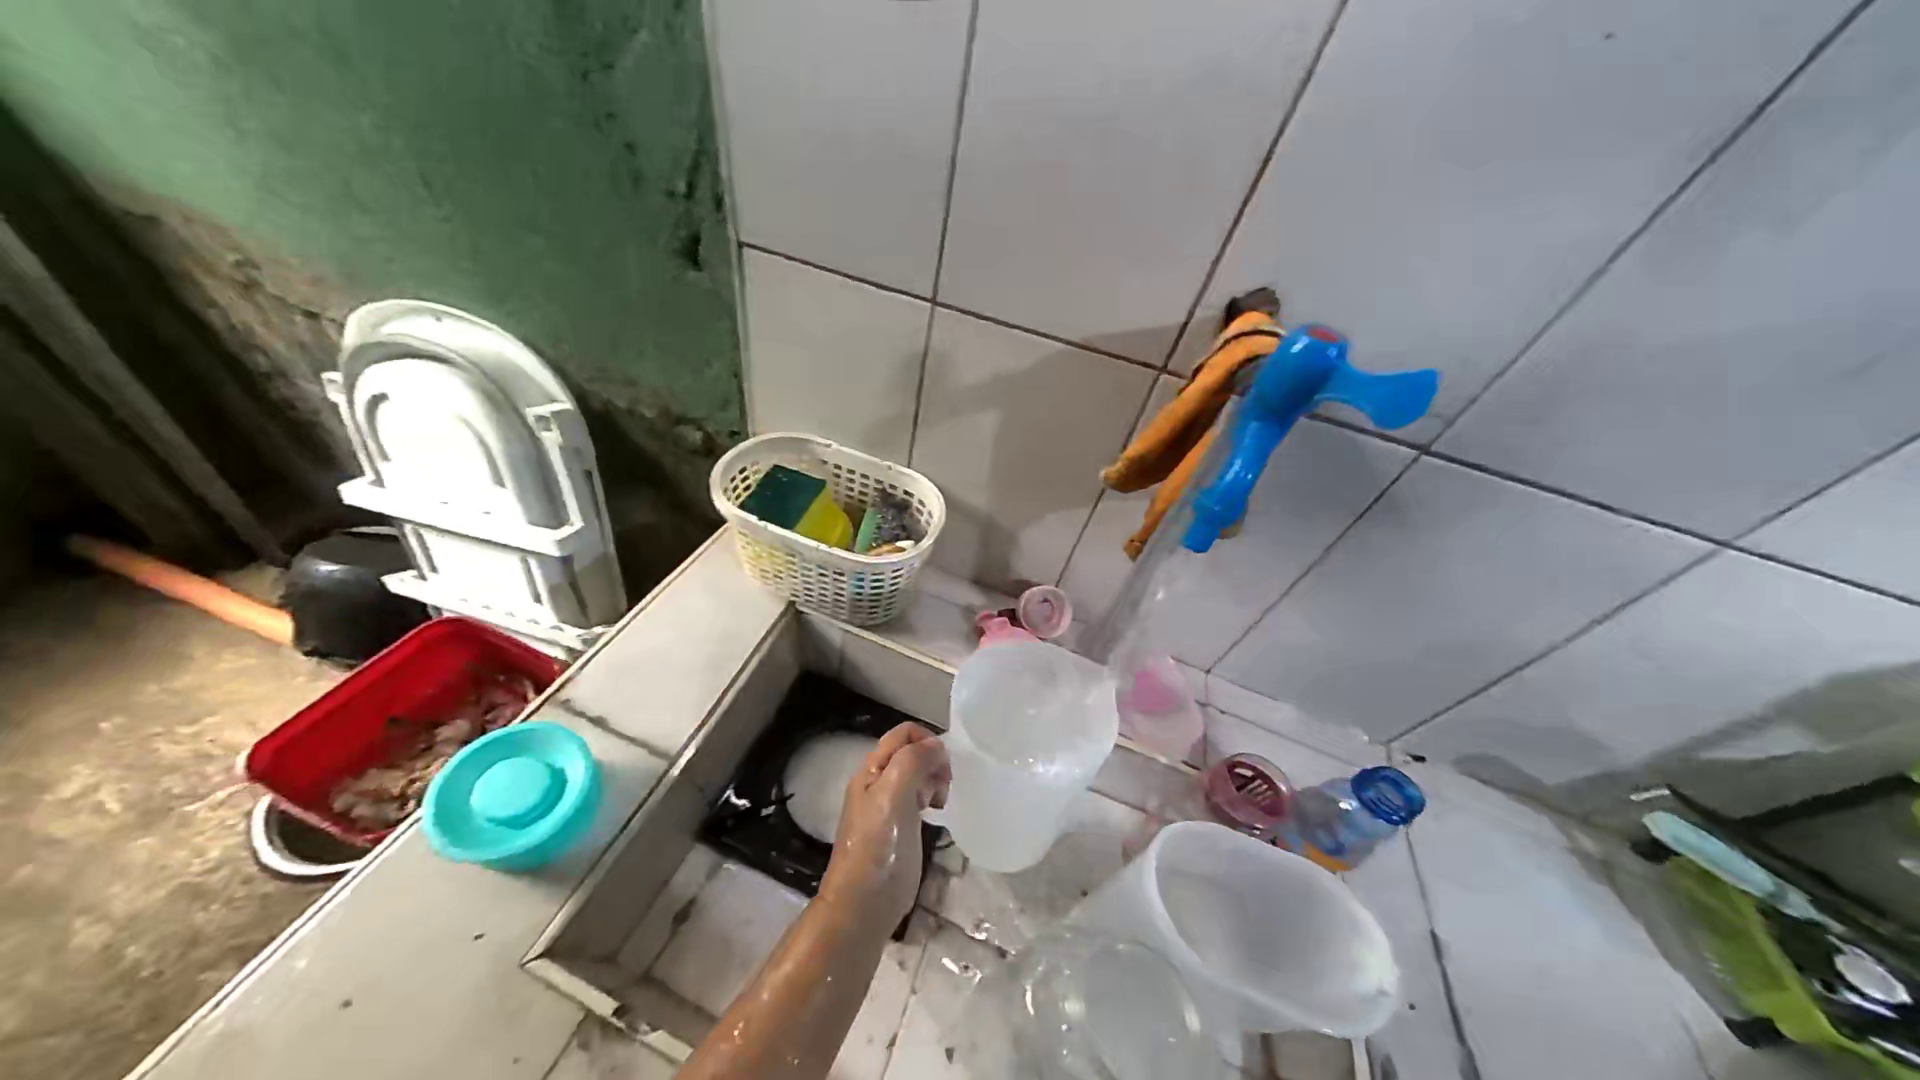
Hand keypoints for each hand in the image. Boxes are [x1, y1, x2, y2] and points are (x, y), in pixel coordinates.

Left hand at [819, 723, 949, 928]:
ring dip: (933, 780)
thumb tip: (936, 746)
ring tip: (939, 802)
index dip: (927, 740)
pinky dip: (930, 798)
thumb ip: (913, 762)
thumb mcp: (894, 796)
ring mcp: (886, 805)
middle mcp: (878, 782)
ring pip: (916, 774)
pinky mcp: (897, 826)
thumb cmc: (879, 848)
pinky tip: (934, 814)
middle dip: (933, 761)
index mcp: (872, 770)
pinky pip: (917, 797)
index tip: (943, 767)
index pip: (903, 733)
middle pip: (911, 751)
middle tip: (943, 787)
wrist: (862, 905)